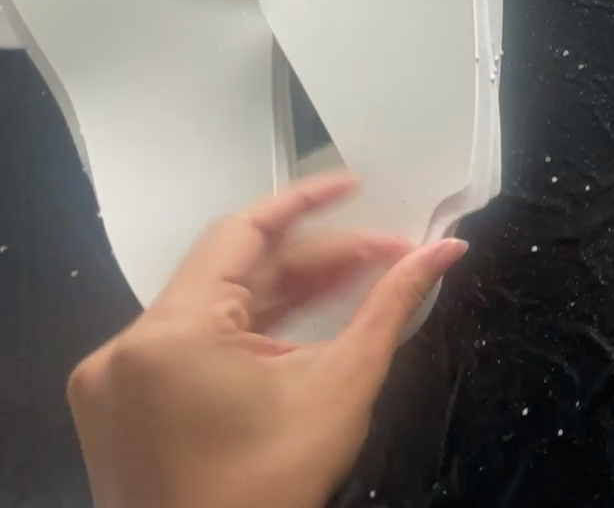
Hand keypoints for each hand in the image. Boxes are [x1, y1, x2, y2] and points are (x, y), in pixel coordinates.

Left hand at [66, 173, 468, 507]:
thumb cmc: (275, 472)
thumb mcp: (348, 374)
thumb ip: (396, 298)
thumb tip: (449, 247)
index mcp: (171, 334)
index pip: (241, 233)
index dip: (304, 200)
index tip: (357, 184)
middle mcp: (128, 348)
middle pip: (240, 270)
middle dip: (323, 256)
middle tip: (394, 252)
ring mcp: (121, 378)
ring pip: (225, 302)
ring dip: (299, 287)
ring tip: (369, 278)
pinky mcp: (128, 403)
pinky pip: (204, 336)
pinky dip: (266, 319)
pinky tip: (320, 313)